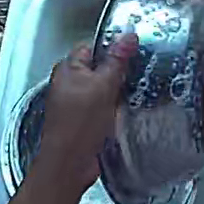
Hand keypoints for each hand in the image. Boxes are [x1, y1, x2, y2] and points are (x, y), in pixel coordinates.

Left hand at [31, 34, 133, 201]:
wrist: (69, 166)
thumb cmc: (79, 124)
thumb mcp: (104, 85)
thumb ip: (117, 60)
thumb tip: (129, 36)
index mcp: (68, 68)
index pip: (93, 46)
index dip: (113, 46)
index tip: (133, 50)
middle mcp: (68, 83)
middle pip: (99, 67)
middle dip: (117, 70)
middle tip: (136, 71)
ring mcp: (74, 102)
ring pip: (102, 87)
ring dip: (117, 90)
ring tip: (134, 91)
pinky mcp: (82, 120)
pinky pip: (102, 105)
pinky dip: (113, 106)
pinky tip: (125, 110)